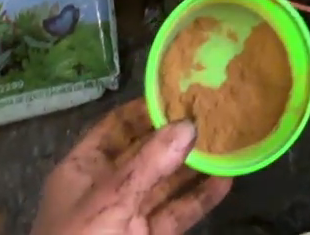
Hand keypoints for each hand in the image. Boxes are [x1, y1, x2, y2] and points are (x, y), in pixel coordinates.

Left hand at [31, 101, 231, 234]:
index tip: (183, 90)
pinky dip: (198, 200)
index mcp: (82, 171)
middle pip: (145, 152)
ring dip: (194, 166)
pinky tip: (225, 181)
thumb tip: (188, 124)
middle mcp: (105, 189)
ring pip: (165, 184)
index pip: (116, 127)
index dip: (147, 108)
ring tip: (227, 140)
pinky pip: (175, 215)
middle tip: (214, 111)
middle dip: (177, 134)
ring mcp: (126, 218)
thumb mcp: (109, 202)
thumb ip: (149, 164)